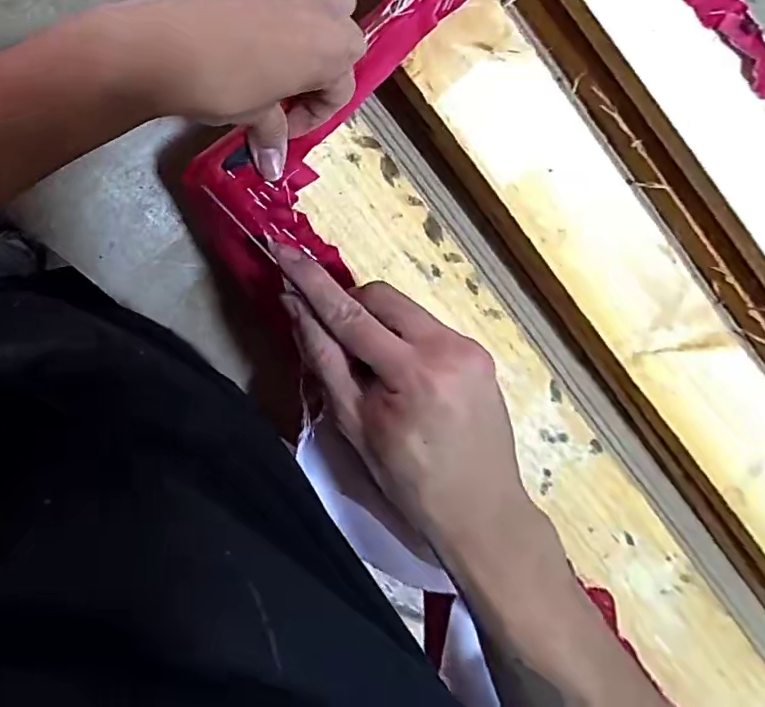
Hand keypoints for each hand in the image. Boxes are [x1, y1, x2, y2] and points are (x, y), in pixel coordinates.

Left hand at [68, 0, 364, 180]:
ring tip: (269, 59)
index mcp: (335, 48)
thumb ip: (271, 134)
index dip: (312, 117)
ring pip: (316, 3)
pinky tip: (240, 32)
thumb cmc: (220, 85)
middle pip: (340, 38)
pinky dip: (271, 8)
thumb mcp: (251, 115)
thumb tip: (273, 167)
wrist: (162, 45)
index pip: (340, 91)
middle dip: (320, 66)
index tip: (283, 131)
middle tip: (284, 93)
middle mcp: (323, 8)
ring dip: (304, 30)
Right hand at [274, 242, 536, 563]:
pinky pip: (423, 324)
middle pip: (378, 295)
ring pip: (401, 306)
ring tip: (370, 366)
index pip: (348, 313)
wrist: (484, 516)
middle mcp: (449, 348)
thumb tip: (294, 304)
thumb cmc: (409, 480)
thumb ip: (322, 356)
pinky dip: (398, 335)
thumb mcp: (352, 422)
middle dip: (347, 306)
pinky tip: (398, 373)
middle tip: (337, 346)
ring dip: (373, 321)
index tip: (281, 249)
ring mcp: (470, 347)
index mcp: (414, 374)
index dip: (309, 279)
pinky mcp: (478, 352)